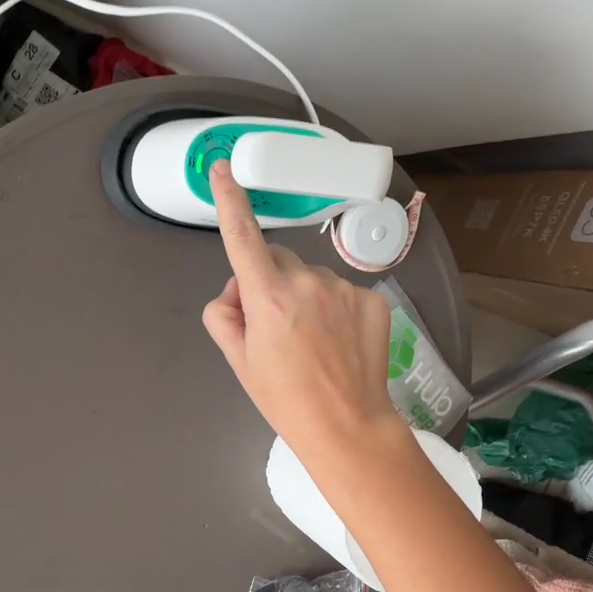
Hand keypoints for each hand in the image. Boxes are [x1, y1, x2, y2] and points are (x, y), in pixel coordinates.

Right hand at [200, 160, 399, 454]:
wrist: (345, 423)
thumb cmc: (284, 397)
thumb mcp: (237, 360)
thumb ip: (223, 313)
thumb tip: (236, 290)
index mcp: (267, 297)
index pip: (242, 237)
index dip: (229, 200)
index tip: (222, 168)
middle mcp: (306, 283)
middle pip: (275, 260)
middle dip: (267, 281)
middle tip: (271, 328)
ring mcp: (343, 288)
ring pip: (309, 277)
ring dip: (301, 296)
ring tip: (308, 341)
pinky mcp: (371, 298)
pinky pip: (339, 290)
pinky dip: (332, 308)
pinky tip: (335, 340)